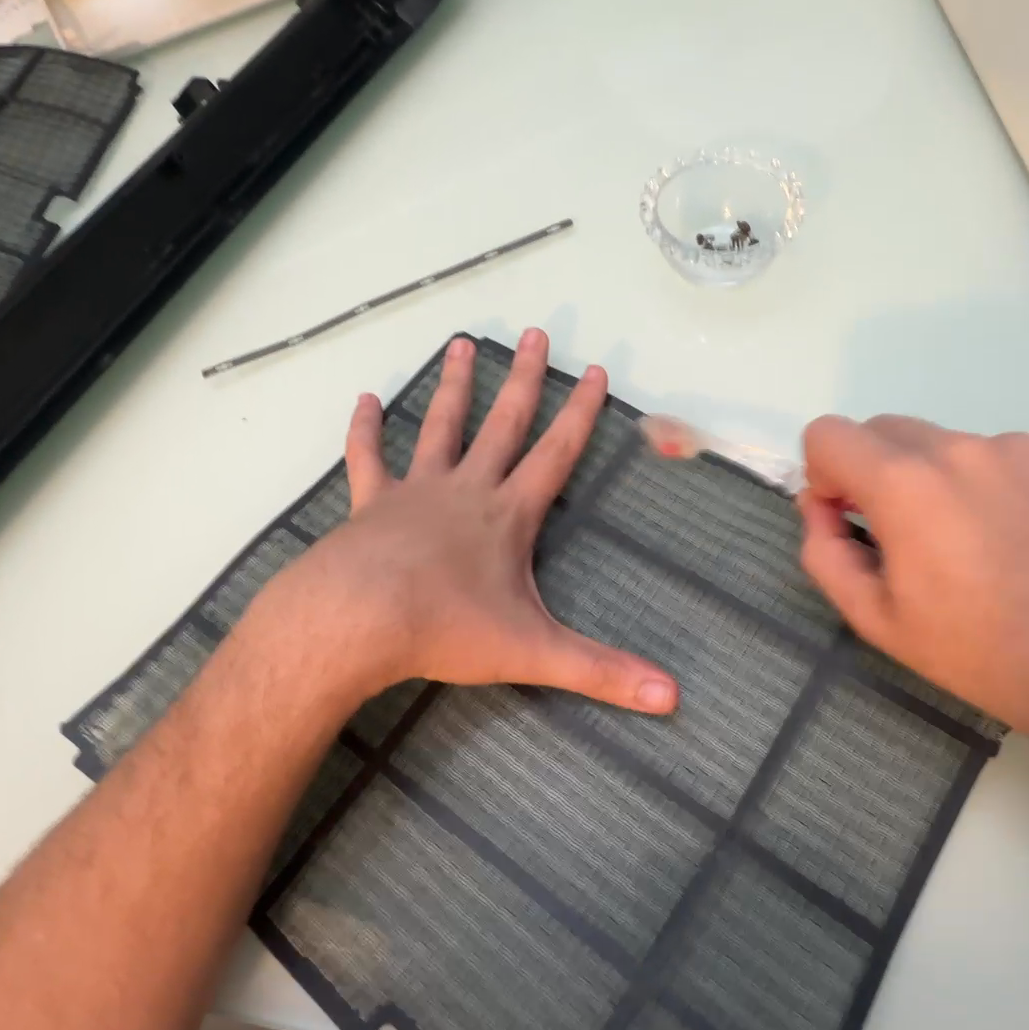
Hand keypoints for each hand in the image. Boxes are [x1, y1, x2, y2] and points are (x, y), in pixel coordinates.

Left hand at [246, 329, 678, 714]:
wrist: (356, 621)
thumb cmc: (446, 629)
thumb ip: (601, 673)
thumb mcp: (534, 653)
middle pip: (504, 423)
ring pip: (441, 427)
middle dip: (525, 378)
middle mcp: (467, 489)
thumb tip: (671, 698)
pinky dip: (365, 430)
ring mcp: (415, 490)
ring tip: (462, 343)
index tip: (596, 371)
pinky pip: (368, 458)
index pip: (557, 454)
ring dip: (455, 386)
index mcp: (508, 515)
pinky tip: (365, 400)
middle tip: (536, 331)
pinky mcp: (371, 503)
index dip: (581, 413)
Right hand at [796, 415, 1028, 739]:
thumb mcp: (874, 619)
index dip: (824, 477)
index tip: (850, 521)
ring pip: (943, 445)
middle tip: (902, 538)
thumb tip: (822, 508)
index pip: (827, 435)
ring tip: (971, 546)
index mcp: (905, 484)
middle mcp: (960, 447)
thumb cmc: (980, 652)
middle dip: (872, 473)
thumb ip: (824, 551)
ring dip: (933, 480)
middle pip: (882, 431)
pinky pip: (999, 458)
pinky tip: (1017, 542)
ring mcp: (1020, 449)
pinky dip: (988, 487)